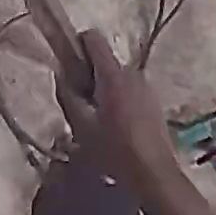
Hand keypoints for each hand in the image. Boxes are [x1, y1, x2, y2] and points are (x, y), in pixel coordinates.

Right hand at [56, 29, 182, 194]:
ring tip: (100, 119)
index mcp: (113, 74)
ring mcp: (146, 85)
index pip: (94, 38)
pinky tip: (118, 126)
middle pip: (105, 61)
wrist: (155, 176)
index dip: (79, 44)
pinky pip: (131, 88)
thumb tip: (60, 73)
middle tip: (83, 102)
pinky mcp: (154, 100)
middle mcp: (132, 72)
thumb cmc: (115, 151)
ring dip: (106, 88)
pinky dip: (121, 98)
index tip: (70, 64)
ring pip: (118, 76)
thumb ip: (68, 95)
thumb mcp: (82, 126)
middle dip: (91, 75)